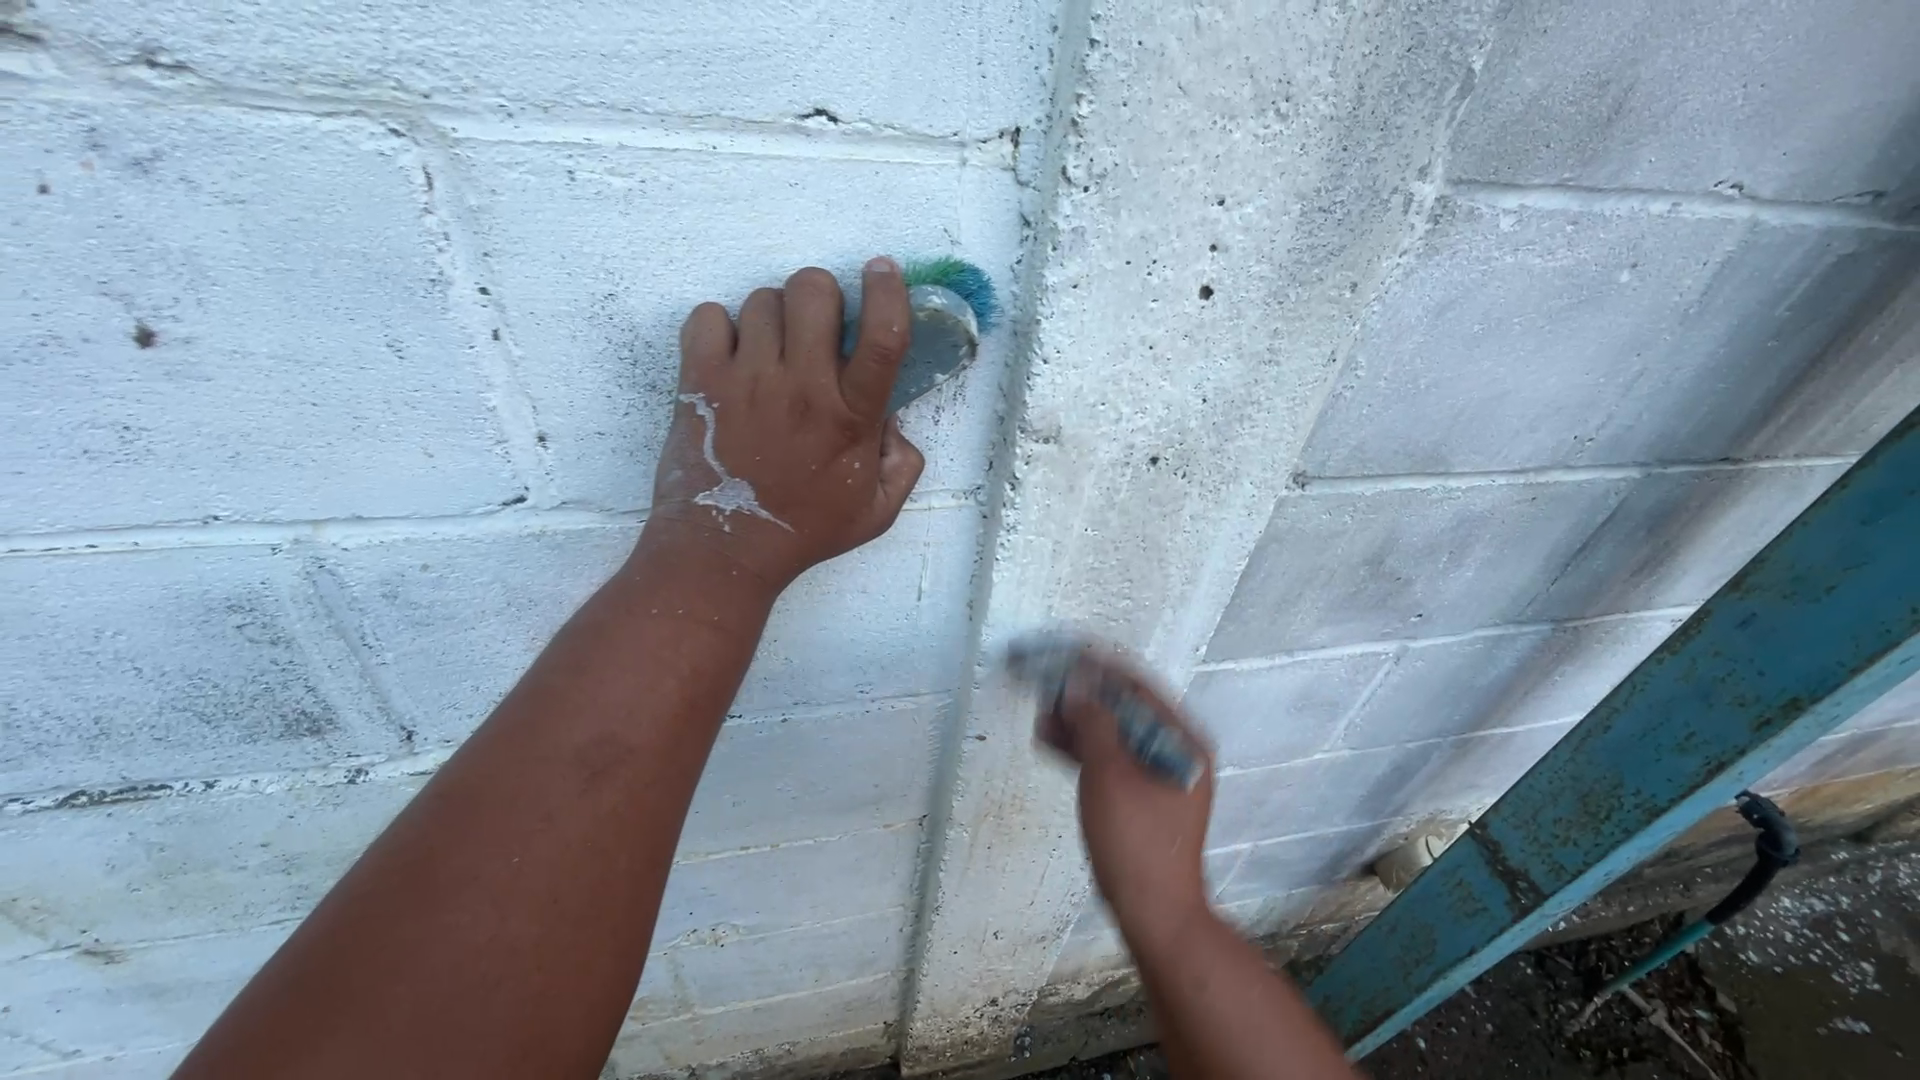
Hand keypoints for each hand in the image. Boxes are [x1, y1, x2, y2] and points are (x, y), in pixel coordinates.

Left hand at [643, 258, 925, 589]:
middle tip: (816, 329)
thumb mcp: (877, 511)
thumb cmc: (804, 532)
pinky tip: (730, 359)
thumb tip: (892, 419)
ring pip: (763, 299)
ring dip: (774, 317)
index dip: (888, 292)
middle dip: (822, 295)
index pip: (882, 338)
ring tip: (769, 354)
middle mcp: (802, 388)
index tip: (881, 270)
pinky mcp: (700, 381)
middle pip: (815, 290)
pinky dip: (720, 328)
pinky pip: (709, 316)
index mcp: (852, 418)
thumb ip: (903, 463)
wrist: (723, 550)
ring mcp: (747, 381)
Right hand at [1038, 650, 1217, 945]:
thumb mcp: (1109, 775)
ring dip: (1077, 721)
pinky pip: (1111, 758)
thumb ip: (1092, 724)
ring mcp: (1160, 774)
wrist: (1154, 913)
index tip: (1060, 652)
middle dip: (1081, 694)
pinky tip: (1050, 741)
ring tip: (1039, 713)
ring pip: (1113, 732)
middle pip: (1123, 707)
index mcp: (1183, 740)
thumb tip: (1076, 687)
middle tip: (1043, 683)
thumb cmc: (1136, 844)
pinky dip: (1083, 749)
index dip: (1095, 666)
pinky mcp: (1142, 795)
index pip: (1135, 685)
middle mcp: (1177, 750)